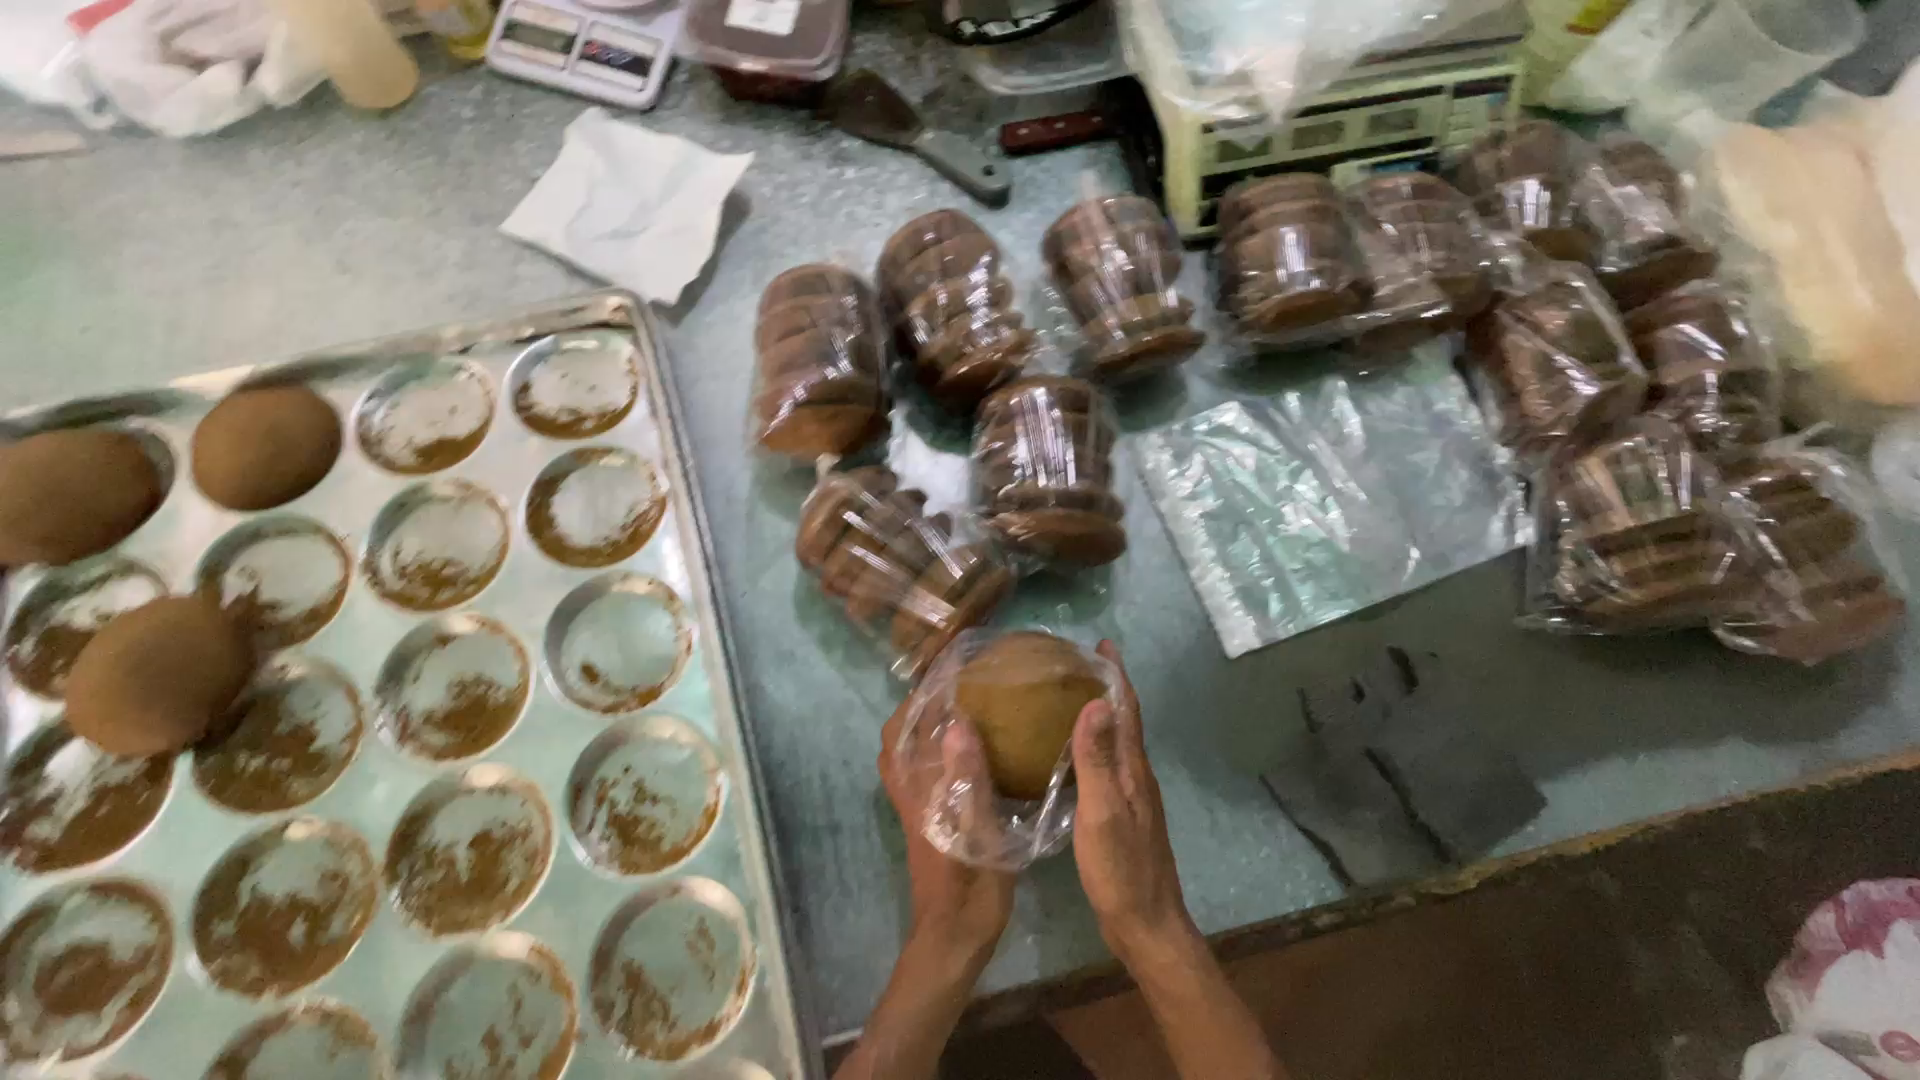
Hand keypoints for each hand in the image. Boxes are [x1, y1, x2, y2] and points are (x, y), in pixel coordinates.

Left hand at [879, 690, 1015, 954]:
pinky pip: (922, 772)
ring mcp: (916, 806)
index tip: (950, 668)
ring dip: (924, 725)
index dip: (923, 696)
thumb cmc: (970, 889)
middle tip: (958, 682)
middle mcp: (911, 791)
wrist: (954, 939)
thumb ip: (967, 779)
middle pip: (899, 736)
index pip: (907, 729)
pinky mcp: (927, 820)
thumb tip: (957, 723)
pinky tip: (968, 750)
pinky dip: (934, 751)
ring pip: (907, 754)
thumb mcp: (977, 833)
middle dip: (920, 704)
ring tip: (962, 705)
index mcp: (920, 789)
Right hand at [1071, 640, 1195, 964]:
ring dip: (1100, 715)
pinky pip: (1107, 766)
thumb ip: (1098, 759)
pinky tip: (1069, 755)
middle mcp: (1136, 775)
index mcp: (1133, 769)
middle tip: (1077, 664)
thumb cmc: (1121, 868)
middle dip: (1107, 687)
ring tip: (1069, 699)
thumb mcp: (1102, 812)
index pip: (1128, 710)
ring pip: (1116, 743)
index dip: (1117, 675)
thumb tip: (1097, 702)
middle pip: (1124, 721)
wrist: (1146, 924)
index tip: (1102, 643)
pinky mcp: (1121, 815)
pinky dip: (1091, 747)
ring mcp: (1131, 797)